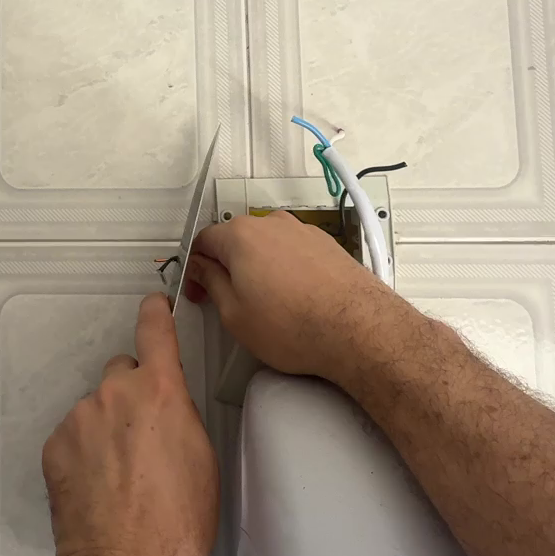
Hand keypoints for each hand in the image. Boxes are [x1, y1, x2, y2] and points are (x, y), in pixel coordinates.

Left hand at [41, 292, 217, 555]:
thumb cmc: (178, 523)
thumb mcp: (201, 458)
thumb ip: (178, 414)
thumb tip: (163, 406)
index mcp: (160, 392)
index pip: (154, 331)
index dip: (154, 312)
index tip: (153, 304)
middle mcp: (116, 393)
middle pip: (122, 374)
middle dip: (131, 396)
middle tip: (141, 439)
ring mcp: (81, 417)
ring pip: (96, 409)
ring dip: (106, 428)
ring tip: (118, 476)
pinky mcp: (56, 443)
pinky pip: (74, 435)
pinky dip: (84, 452)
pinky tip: (96, 487)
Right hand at [184, 210, 414, 384]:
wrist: (359, 330)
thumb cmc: (300, 325)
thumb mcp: (234, 314)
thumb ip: (211, 284)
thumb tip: (204, 271)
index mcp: (240, 236)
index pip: (203, 242)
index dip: (195, 269)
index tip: (199, 288)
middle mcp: (271, 225)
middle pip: (235, 239)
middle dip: (226, 266)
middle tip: (228, 298)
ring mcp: (302, 232)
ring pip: (266, 245)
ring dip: (258, 268)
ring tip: (267, 304)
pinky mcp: (326, 245)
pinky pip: (294, 252)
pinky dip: (287, 270)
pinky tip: (293, 300)